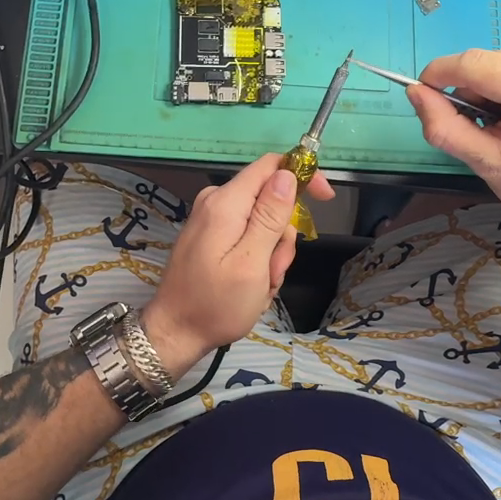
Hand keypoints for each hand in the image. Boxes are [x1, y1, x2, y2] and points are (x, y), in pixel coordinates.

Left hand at [141, 153, 335, 378]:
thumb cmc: (215, 304)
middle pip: (270, 199)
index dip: (302, 175)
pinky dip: (257, 260)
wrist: (175, 333)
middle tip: (274, 271)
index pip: (271, 166)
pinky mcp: (210, 235)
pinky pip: (248, 236)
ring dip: (271, 255)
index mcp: (225, 203)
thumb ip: (269, 217)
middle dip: (282, 236)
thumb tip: (286, 175)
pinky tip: (251, 286)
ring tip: (261, 285)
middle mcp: (216, 202)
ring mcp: (211, 219)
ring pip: (263, 222)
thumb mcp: (252, 263)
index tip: (325, 199)